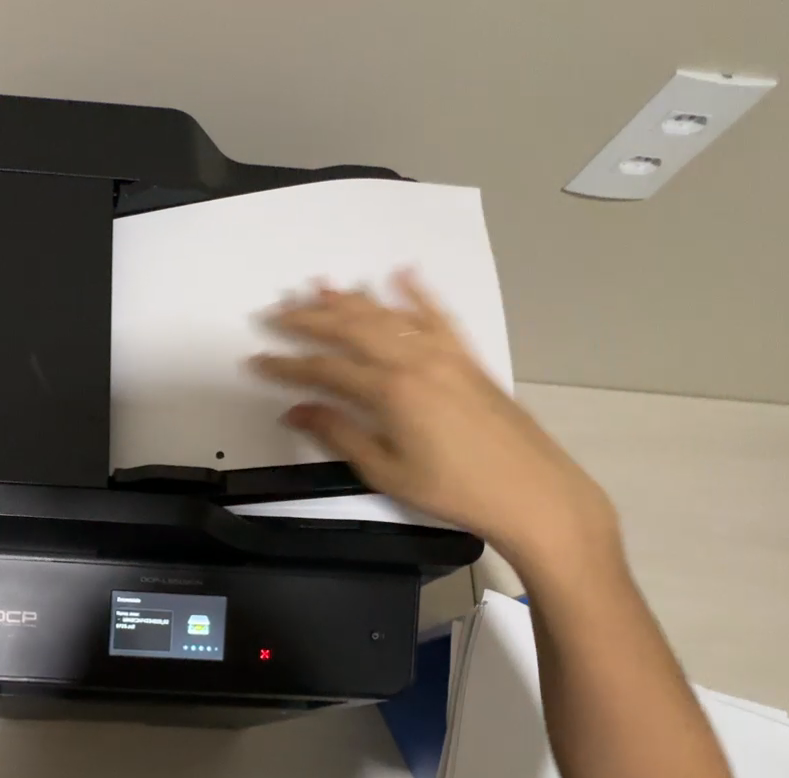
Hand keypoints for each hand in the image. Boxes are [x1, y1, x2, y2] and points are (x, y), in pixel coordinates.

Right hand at [253, 269, 617, 570]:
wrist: (532, 491)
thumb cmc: (453, 490)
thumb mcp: (385, 471)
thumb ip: (339, 435)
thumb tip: (297, 412)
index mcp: (390, 392)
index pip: (325, 369)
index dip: (286, 365)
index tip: (256, 360)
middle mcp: (415, 361)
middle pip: (352, 329)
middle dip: (310, 318)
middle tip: (276, 310)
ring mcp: (445, 355)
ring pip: (390, 315)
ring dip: (352, 299)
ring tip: (320, 286)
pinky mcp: (468, 359)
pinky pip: (438, 317)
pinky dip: (417, 294)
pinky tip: (401, 274)